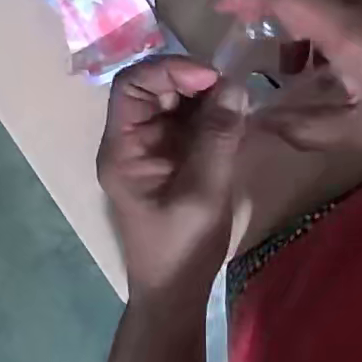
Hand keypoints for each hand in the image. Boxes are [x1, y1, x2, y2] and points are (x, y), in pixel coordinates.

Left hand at [97, 57, 249, 304]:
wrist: (176, 291)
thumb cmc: (181, 246)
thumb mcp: (203, 192)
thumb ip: (218, 138)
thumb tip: (235, 86)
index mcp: (123, 147)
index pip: (132, 85)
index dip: (169, 70)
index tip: (211, 77)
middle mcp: (134, 140)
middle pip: (154, 88)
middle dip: (192, 80)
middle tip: (232, 88)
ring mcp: (154, 148)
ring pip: (175, 102)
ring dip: (206, 96)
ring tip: (238, 103)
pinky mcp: (175, 158)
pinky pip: (190, 122)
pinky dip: (213, 115)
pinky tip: (236, 120)